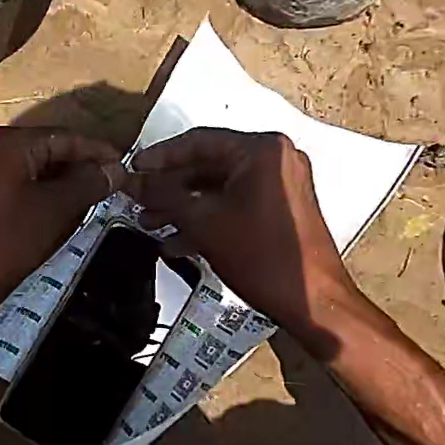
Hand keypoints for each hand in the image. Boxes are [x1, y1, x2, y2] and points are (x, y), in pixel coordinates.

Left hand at [0, 127, 122, 382]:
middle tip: (116, 192)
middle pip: (51, 152)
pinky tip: (66, 220)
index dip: (100, 153)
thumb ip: (87, 183)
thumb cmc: (1, 244)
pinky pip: (23, 191)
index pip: (66, 137)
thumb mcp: (53, 211)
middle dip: (83, 172)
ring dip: (67, 189)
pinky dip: (47, 202)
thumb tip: (115, 168)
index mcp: (9, 144)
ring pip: (38, 174)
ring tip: (97, 208)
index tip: (129, 172)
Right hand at [131, 128, 364, 345]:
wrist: (311, 303)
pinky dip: (205, 218)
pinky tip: (177, 240)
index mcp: (262, 151)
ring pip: (217, 187)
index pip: (198, 142)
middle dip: (169, 187)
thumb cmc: (265, 258)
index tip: (134, 169)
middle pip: (206, 165)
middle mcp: (275, 160)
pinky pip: (233, 203)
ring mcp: (280, 185)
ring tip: (151, 223)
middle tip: (139, 199)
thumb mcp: (201, 221)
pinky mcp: (279, 209)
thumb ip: (162, 195)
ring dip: (182, 205)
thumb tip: (133, 182)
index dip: (159, 156)